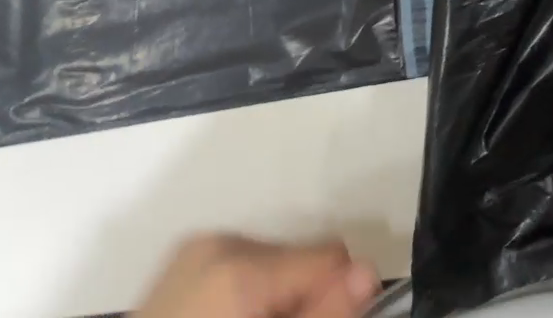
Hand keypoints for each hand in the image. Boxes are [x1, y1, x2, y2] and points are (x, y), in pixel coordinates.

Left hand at [133, 234, 380, 317]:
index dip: (330, 300)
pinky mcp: (183, 256)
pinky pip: (241, 263)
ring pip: (273, 261)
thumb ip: (323, 316)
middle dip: (298, 299)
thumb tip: (369, 272)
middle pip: (301, 257)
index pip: (332, 257)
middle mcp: (219, 241)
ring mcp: (195, 246)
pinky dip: (245, 293)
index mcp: (241, 267)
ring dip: (273, 297)